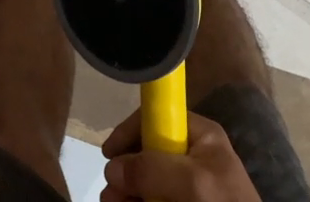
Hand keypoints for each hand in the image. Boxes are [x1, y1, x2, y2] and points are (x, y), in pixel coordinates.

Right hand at [100, 109, 260, 201]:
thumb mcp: (192, 182)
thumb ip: (151, 169)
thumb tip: (113, 169)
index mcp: (200, 136)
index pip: (157, 117)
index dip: (130, 131)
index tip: (109, 154)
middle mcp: (191, 156)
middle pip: (145, 152)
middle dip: (125, 172)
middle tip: (110, 194)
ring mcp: (187, 185)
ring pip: (144, 180)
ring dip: (125, 192)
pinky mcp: (181, 201)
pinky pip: (153, 197)